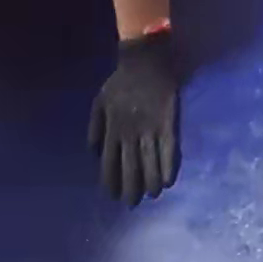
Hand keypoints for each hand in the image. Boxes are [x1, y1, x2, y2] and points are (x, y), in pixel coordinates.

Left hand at [88, 29, 179, 205]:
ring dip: (150, 183)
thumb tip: (94, 155)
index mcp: (112, 130)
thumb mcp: (99, 102)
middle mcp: (129, 134)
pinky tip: (167, 182)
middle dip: (130, 189)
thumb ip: (95, 129)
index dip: (111, 183)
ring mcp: (149, 129)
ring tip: (152, 196)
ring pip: (149, 163)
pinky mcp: (167, 123)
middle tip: (132, 204)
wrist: (145, 57)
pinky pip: (168, 150)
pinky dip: (167, 167)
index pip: (109, 164)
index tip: (113, 197)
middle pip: (129, 168)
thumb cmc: (120, 81)